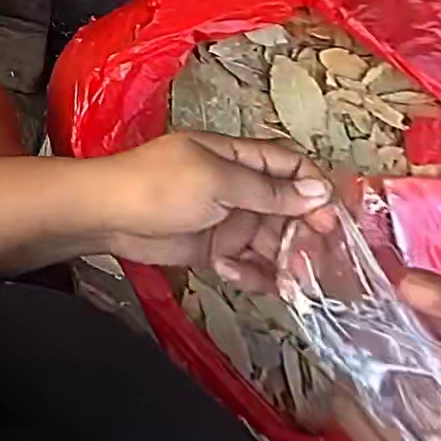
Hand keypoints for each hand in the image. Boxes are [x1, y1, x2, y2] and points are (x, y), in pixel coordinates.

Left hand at [92, 132, 333, 274]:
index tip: (331, 220)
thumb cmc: (160, 186)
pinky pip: (248, 262)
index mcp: (236, 157)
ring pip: (272, 240)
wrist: (109, 215)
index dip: (313, 187)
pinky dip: (250, 272)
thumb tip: (319, 189)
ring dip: (283, 261)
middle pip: (287, 208)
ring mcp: (226, 218)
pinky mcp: (214, 248)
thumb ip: (267, 190)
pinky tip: (231, 271)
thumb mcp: (216, 182)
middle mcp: (236, 186)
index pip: (288, 164)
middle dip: (303, 234)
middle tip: (313, 264)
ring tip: (287, 283)